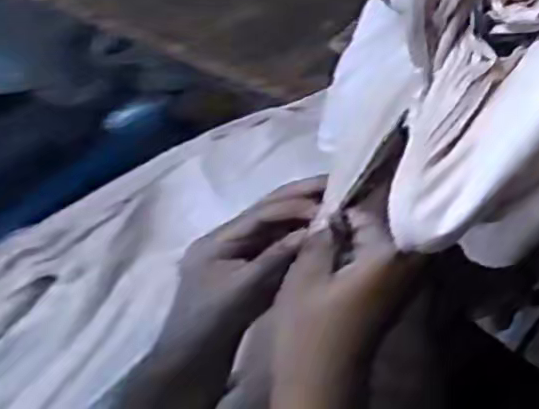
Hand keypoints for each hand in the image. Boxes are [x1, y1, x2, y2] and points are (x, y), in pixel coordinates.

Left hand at [120, 177, 322, 408]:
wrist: (196, 355)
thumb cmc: (214, 320)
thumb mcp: (246, 287)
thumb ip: (279, 253)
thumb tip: (319, 225)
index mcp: (215, 241)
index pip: (263, 212)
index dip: (298, 205)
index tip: (329, 207)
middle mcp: (227, 234)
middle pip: (271, 204)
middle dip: (307, 193)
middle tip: (342, 184)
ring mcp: (240, 242)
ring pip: (280, 212)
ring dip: (309, 204)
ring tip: (340, 197)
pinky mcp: (255, 250)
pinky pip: (284, 227)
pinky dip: (306, 220)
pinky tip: (326, 217)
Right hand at [270, 203, 423, 408]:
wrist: (324, 379)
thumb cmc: (311, 332)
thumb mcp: (305, 281)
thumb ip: (322, 238)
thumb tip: (332, 206)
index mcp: (397, 247)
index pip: (377, 207)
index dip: (353, 196)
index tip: (339, 182)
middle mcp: (417, 250)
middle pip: (392, 215)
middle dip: (369, 204)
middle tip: (342, 192)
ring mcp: (416, 264)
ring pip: (394, 229)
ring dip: (373, 221)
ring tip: (342, 210)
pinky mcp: (407, 278)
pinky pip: (394, 245)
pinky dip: (376, 239)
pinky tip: (351, 236)